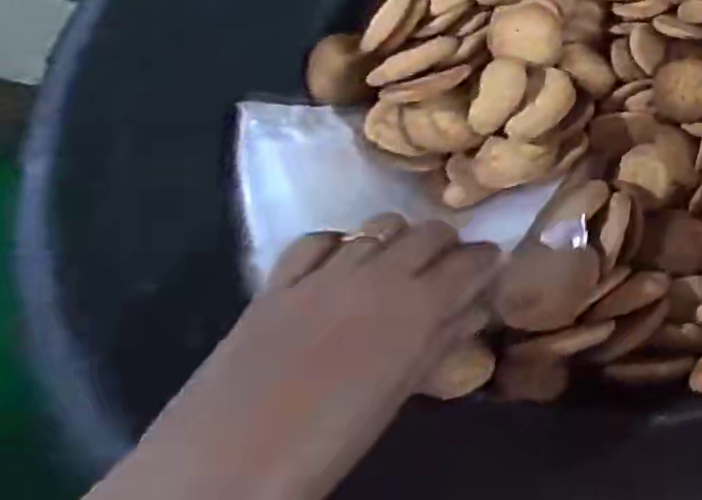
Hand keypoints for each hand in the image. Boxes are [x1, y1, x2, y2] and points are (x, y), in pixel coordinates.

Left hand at [91, 217, 498, 499]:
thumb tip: (477, 308)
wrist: (213, 476)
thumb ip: (441, 341)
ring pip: (381, 226)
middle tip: (442, 270)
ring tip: (391, 265)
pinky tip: (336, 266)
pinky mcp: (277, 284)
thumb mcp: (397, 394)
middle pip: (433, 231)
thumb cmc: (324, 444)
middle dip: (447, 245)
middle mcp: (382, 275)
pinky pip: (318, 240)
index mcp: (420, 305)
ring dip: (396, 240)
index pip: (476, 258)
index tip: (488, 273)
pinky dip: (336, 244)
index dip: (488, 262)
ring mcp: (326, 275)